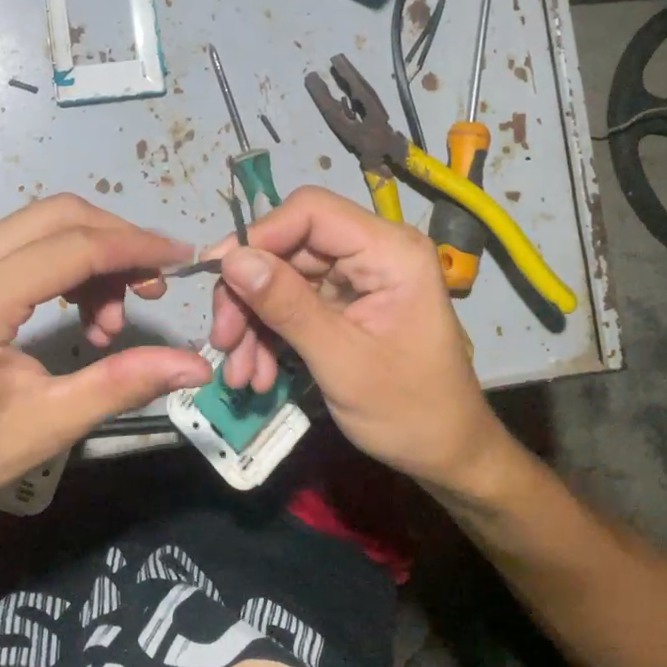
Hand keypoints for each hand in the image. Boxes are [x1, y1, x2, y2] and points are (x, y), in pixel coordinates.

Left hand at [0, 195, 211, 528]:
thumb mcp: (48, 425)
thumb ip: (122, 383)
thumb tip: (197, 364)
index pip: (71, 248)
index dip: (134, 247)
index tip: (183, 259)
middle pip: (59, 217)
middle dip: (118, 243)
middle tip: (153, 288)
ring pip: (45, 223)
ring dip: (94, 257)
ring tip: (112, 323)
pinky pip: (26, 241)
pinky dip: (68, 264)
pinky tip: (85, 313)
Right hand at [207, 186, 513, 491]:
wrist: (447, 455)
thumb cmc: (410, 410)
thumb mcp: (342, 361)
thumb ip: (286, 305)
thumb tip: (232, 259)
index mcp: (389, 251)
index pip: (311, 212)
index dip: (260, 236)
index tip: (219, 274)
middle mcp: (372, 252)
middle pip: (288, 246)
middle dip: (249, 293)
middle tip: (223, 339)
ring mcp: (356, 277)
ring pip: (281, 277)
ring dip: (253, 322)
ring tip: (239, 373)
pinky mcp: (344, 302)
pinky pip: (291, 302)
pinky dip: (269, 335)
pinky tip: (258, 374)